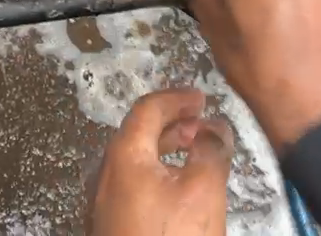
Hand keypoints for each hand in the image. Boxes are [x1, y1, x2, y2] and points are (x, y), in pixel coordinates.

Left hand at [87, 88, 233, 235]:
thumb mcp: (202, 191)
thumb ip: (211, 151)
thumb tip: (215, 128)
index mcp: (124, 154)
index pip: (148, 109)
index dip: (178, 99)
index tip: (203, 99)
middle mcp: (107, 172)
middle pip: (140, 133)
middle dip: (174, 124)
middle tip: (203, 125)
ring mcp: (105, 203)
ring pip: (138, 161)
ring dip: (167, 150)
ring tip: (198, 157)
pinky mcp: (111, 228)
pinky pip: (135, 186)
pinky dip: (159, 175)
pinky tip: (180, 194)